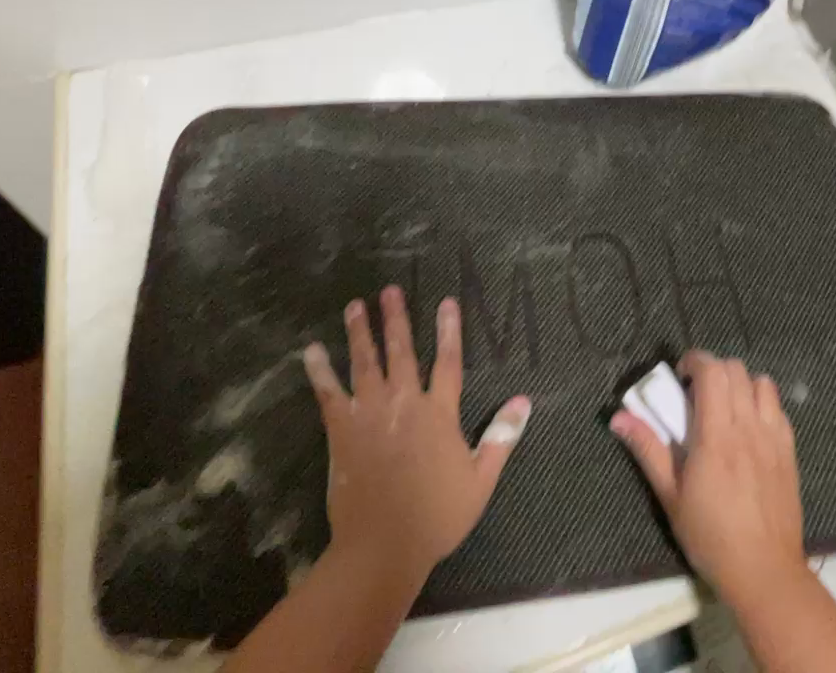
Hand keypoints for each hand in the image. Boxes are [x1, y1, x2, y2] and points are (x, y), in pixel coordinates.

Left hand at [302, 286, 530, 581]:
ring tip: (355, 306)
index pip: (448, 362)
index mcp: (439, 414)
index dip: (449, 331)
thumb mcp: (480, 479)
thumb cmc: (437, 515)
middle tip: (389, 291)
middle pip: (402, 352)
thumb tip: (524, 401)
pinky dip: (320, 371)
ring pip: (365, 363)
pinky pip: (329, 394)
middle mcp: (404, 404)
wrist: (384, 544)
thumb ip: (501, 437)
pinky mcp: (342, 431)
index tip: (446, 302)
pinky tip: (312, 351)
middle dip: (397, 319)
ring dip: (360, 333)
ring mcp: (370, 414)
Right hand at [610, 350, 806, 611]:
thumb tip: (618, 417)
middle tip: (696, 393)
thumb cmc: (710, 535)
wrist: (764, 570)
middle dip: (713, 369)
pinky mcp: (790, 451)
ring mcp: (774, 438)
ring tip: (724, 406)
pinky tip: (748, 428)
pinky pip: (778, 408)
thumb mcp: (669, 495)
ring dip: (740, 383)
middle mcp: (748, 428)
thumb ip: (647, 449)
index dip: (695, 360)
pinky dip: (761, 403)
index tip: (679, 376)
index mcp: (716, 436)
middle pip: (736, 369)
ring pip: (762, 383)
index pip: (712, 372)